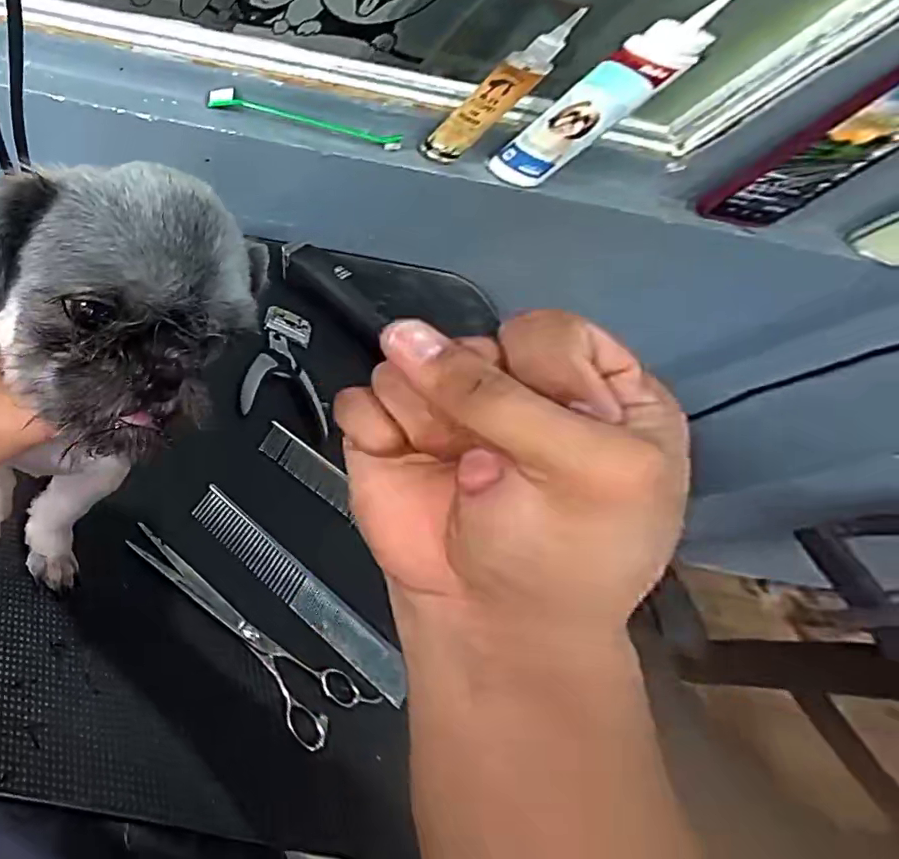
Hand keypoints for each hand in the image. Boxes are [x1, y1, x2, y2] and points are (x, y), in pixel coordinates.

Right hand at [332, 311, 688, 642]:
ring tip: (446, 463)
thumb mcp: (580, 469)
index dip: (533, 367)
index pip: (543, 330)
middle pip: (461, 343)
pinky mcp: (380, 431)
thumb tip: (399, 334)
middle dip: (465, 395)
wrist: (485, 616)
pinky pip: (356, 398)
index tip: (543, 419)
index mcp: (591, 393)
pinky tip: (397, 457)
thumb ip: (497, 396)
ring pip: (400, 365)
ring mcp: (436, 410)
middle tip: (488, 454)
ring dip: (418, 416)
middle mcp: (509, 391)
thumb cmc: (564, 549)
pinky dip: (371, 427)